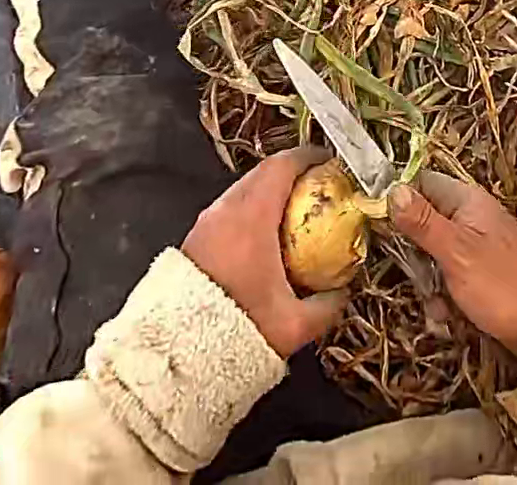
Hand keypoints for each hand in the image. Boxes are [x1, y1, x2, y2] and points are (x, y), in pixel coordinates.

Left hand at [182, 146, 348, 358]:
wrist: (173, 359)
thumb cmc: (236, 332)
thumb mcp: (293, 325)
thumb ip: (327, 306)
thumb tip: (343, 291)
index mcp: (252, 218)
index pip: (282, 166)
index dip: (308, 157)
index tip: (328, 162)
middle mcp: (226, 210)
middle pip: (263, 171)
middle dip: (292, 171)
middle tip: (317, 184)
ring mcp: (206, 222)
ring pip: (244, 188)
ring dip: (270, 190)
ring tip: (294, 209)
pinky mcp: (195, 238)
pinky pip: (230, 207)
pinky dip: (252, 208)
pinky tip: (266, 235)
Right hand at [389, 171, 516, 363]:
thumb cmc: (501, 285)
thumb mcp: (456, 252)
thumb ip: (422, 222)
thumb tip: (392, 189)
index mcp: (467, 199)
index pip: (421, 182)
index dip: (398, 200)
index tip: (379, 225)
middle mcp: (470, 215)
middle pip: (421, 221)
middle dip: (414, 255)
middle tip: (419, 278)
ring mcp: (473, 243)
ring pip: (429, 253)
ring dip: (427, 282)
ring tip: (439, 305)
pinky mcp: (476, 270)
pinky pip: (445, 275)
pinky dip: (442, 295)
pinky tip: (447, 315)